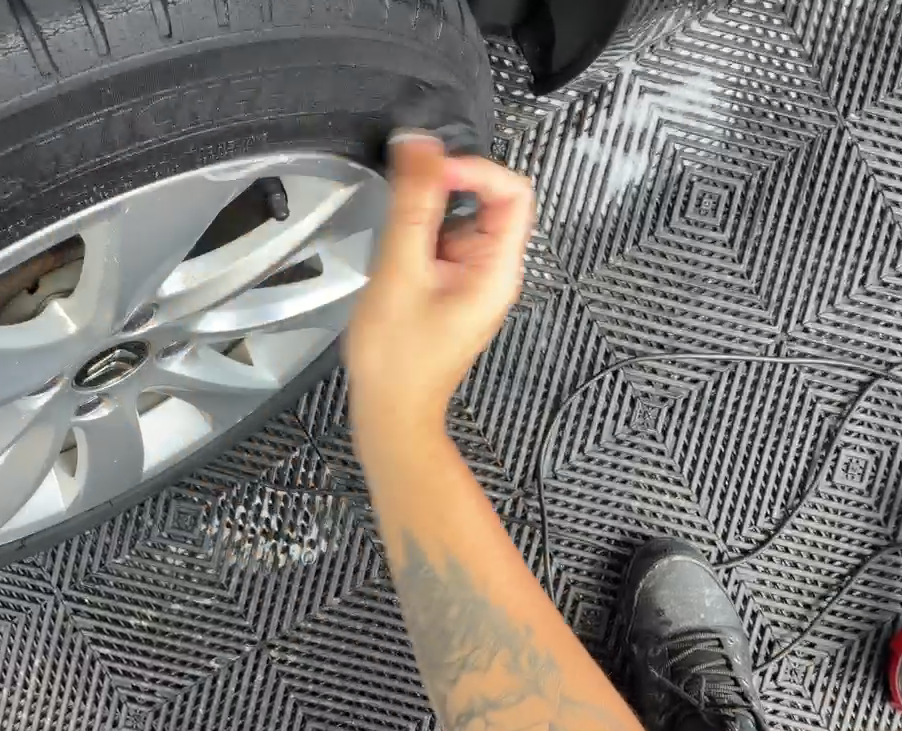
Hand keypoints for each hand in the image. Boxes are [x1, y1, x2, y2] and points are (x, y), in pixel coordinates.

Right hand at [344, 133, 534, 443]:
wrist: (389, 412)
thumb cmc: (398, 362)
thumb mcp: (401, 273)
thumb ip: (414, 205)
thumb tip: (422, 147)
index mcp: (497, 271)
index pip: (512, 190)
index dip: (473, 169)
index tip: (431, 173)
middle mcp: (493, 275)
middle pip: (484, 203)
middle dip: (441, 200)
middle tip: (406, 219)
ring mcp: (472, 285)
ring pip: (456, 225)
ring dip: (424, 227)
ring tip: (400, 265)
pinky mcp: (451, 293)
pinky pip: (441, 250)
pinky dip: (417, 248)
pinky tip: (398, 277)